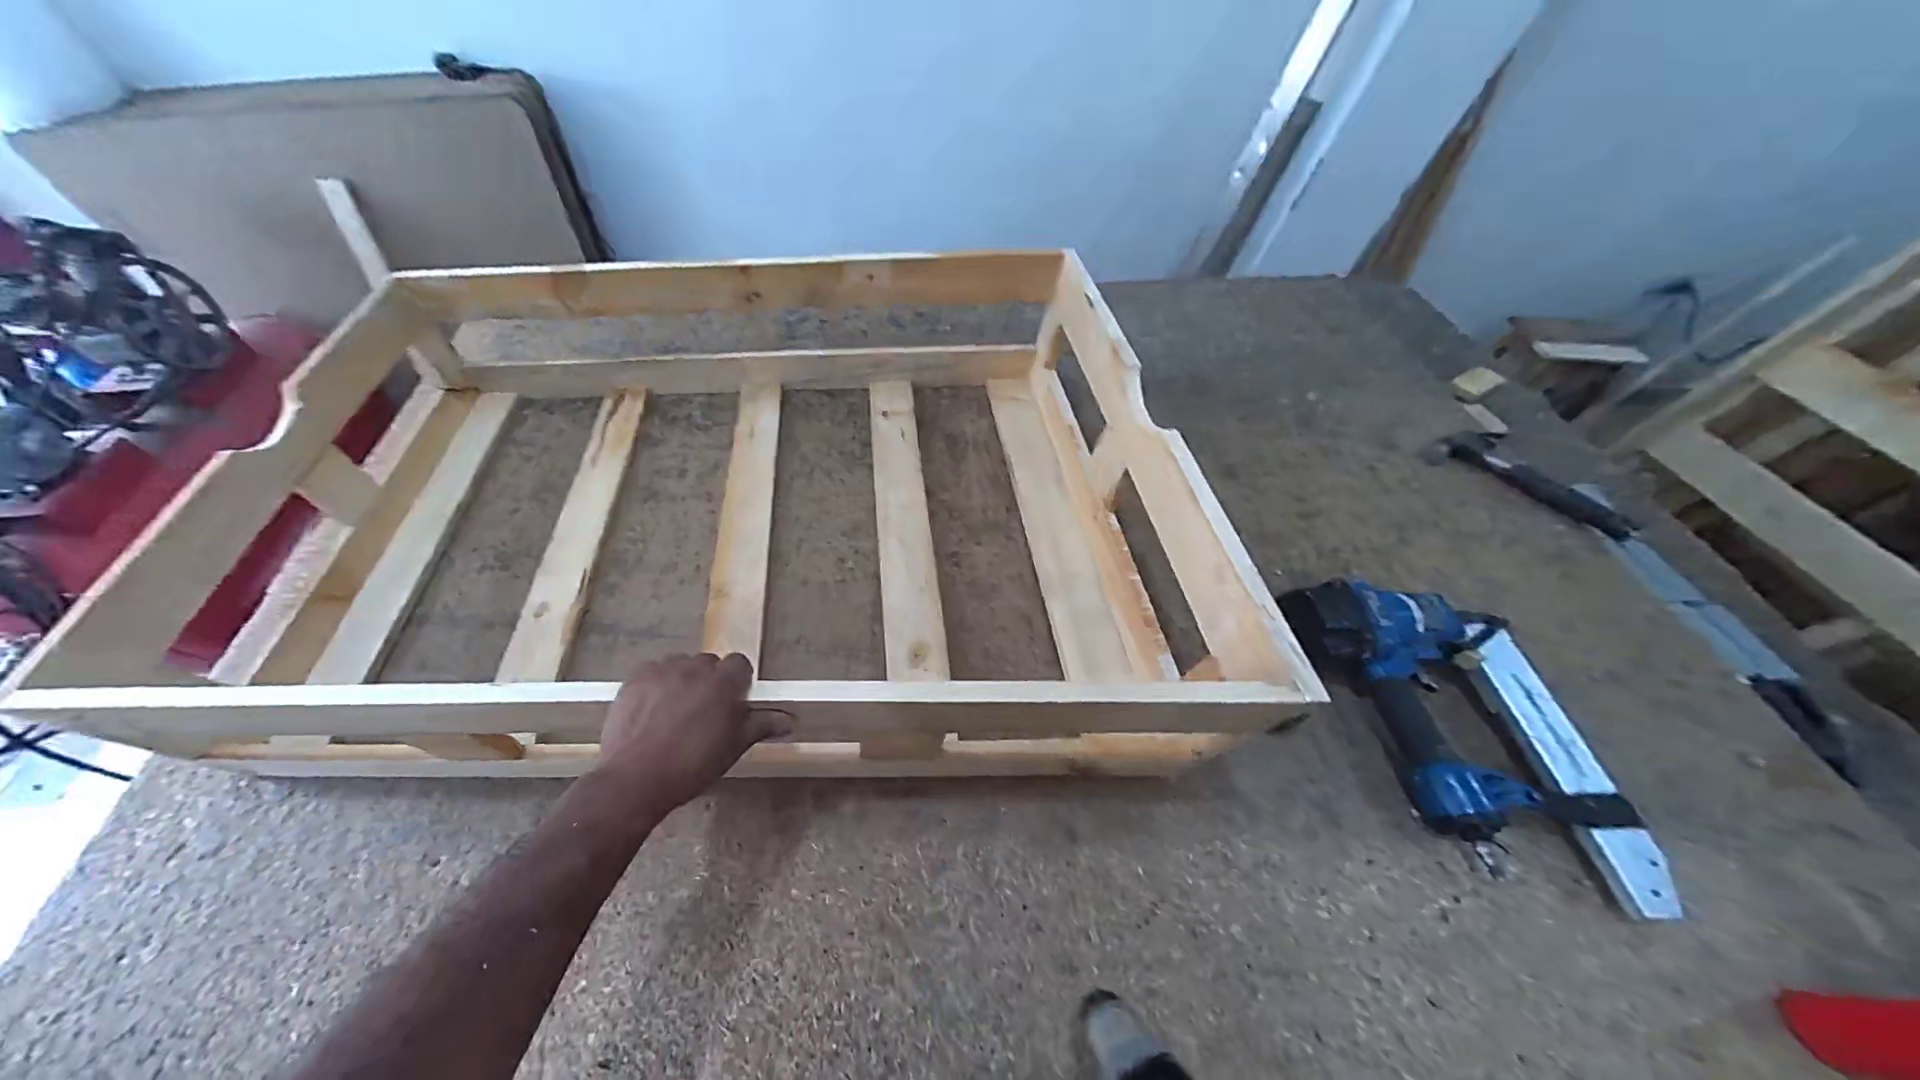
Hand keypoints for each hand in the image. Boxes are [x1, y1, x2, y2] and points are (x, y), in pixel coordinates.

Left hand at [592, 653, 790, 812]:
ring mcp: (661, 672)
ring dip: (683, 680)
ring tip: (676, 711)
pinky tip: (653, 711)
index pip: (740, 664)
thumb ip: (761, 725)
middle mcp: (694, 669)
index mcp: (723, 683)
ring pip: (680, 665)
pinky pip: (653, 673)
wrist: (634, 781)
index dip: (738, 682)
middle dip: (710, 681)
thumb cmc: (691, 767)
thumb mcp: (733, 747)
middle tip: (705, 711)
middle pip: (709, 662)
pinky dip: (657, 685)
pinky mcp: (634, 680)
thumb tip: (789, 720)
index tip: (733, 702)